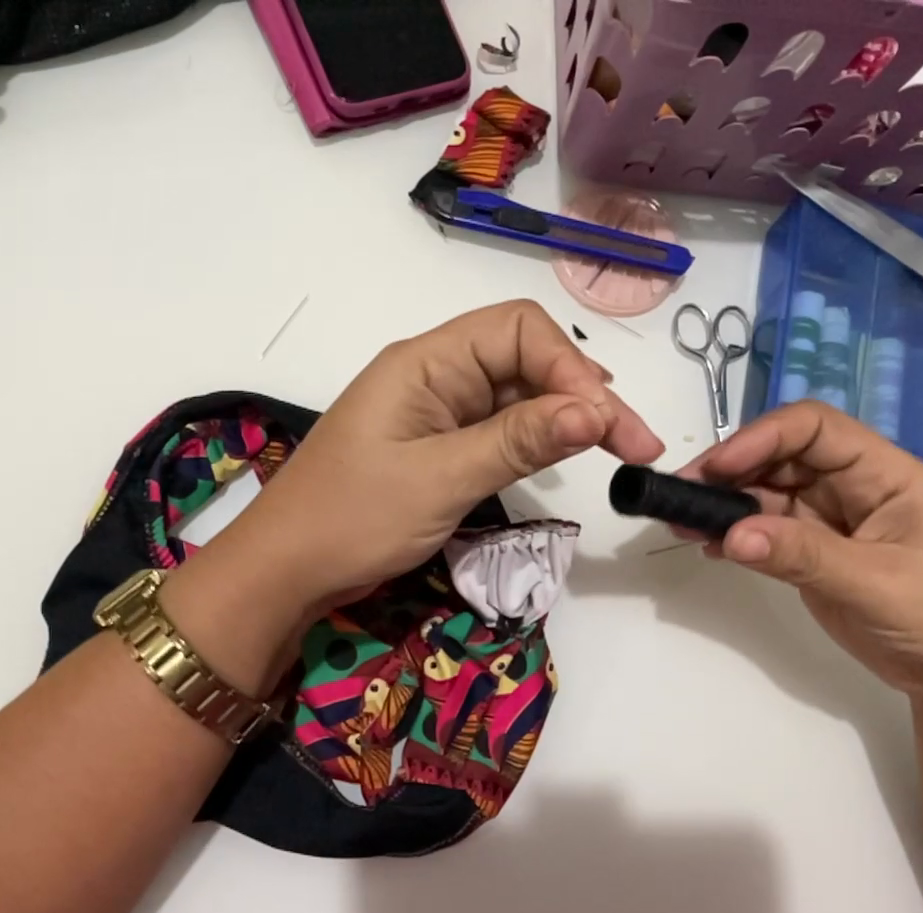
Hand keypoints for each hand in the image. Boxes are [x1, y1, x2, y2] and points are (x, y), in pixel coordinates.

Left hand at [223, 300, 663, 611]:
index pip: (519, 332)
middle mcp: (435, 374)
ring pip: (517, 395)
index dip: (571, 368)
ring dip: (567, 417)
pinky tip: (568, 453)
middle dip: (583, 394)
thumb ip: (519, 441)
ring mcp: (436, 412)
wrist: (285, 571)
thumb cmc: (352, 519)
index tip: (606, 424)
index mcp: (427, 362)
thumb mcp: (442, 479)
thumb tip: (597, 410)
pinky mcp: (437, 446)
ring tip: (619, 448)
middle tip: (637, 445)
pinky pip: (498, 429)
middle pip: (526, 360)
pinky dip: (537, 440)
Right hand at [680, 402, 922, 700]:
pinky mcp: (811, 554)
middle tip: (681, 494)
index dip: (763, 437)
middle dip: (730, 469)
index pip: (815, 429)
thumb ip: (803, 555)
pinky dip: (733, 535)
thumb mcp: (876, 584)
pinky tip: (704, 545)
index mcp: (884, 474)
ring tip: (679, 521)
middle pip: (780, 457)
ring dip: (723, 503)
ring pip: (765, 494)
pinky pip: (764, 533)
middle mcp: (852, 486)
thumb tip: (731, 535)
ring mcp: (829, 521)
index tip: (718, 467)